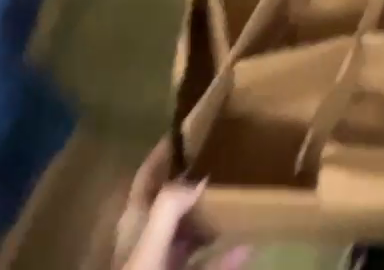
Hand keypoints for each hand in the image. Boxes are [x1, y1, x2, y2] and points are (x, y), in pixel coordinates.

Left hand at [116, 142, 248, 269]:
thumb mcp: (148, 245)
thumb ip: (168, 208)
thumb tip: (197, 178)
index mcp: (134, 222)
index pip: (148, 175)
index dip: (164, 152)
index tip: (191, 127)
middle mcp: (148, 240)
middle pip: (170, 202)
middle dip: (193, 181)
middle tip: (223, 159)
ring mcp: (165, 265)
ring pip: (189, 234)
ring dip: (211, 217)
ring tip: (237, 198)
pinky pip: (207, 266)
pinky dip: (227, 258)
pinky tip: (249, 246)